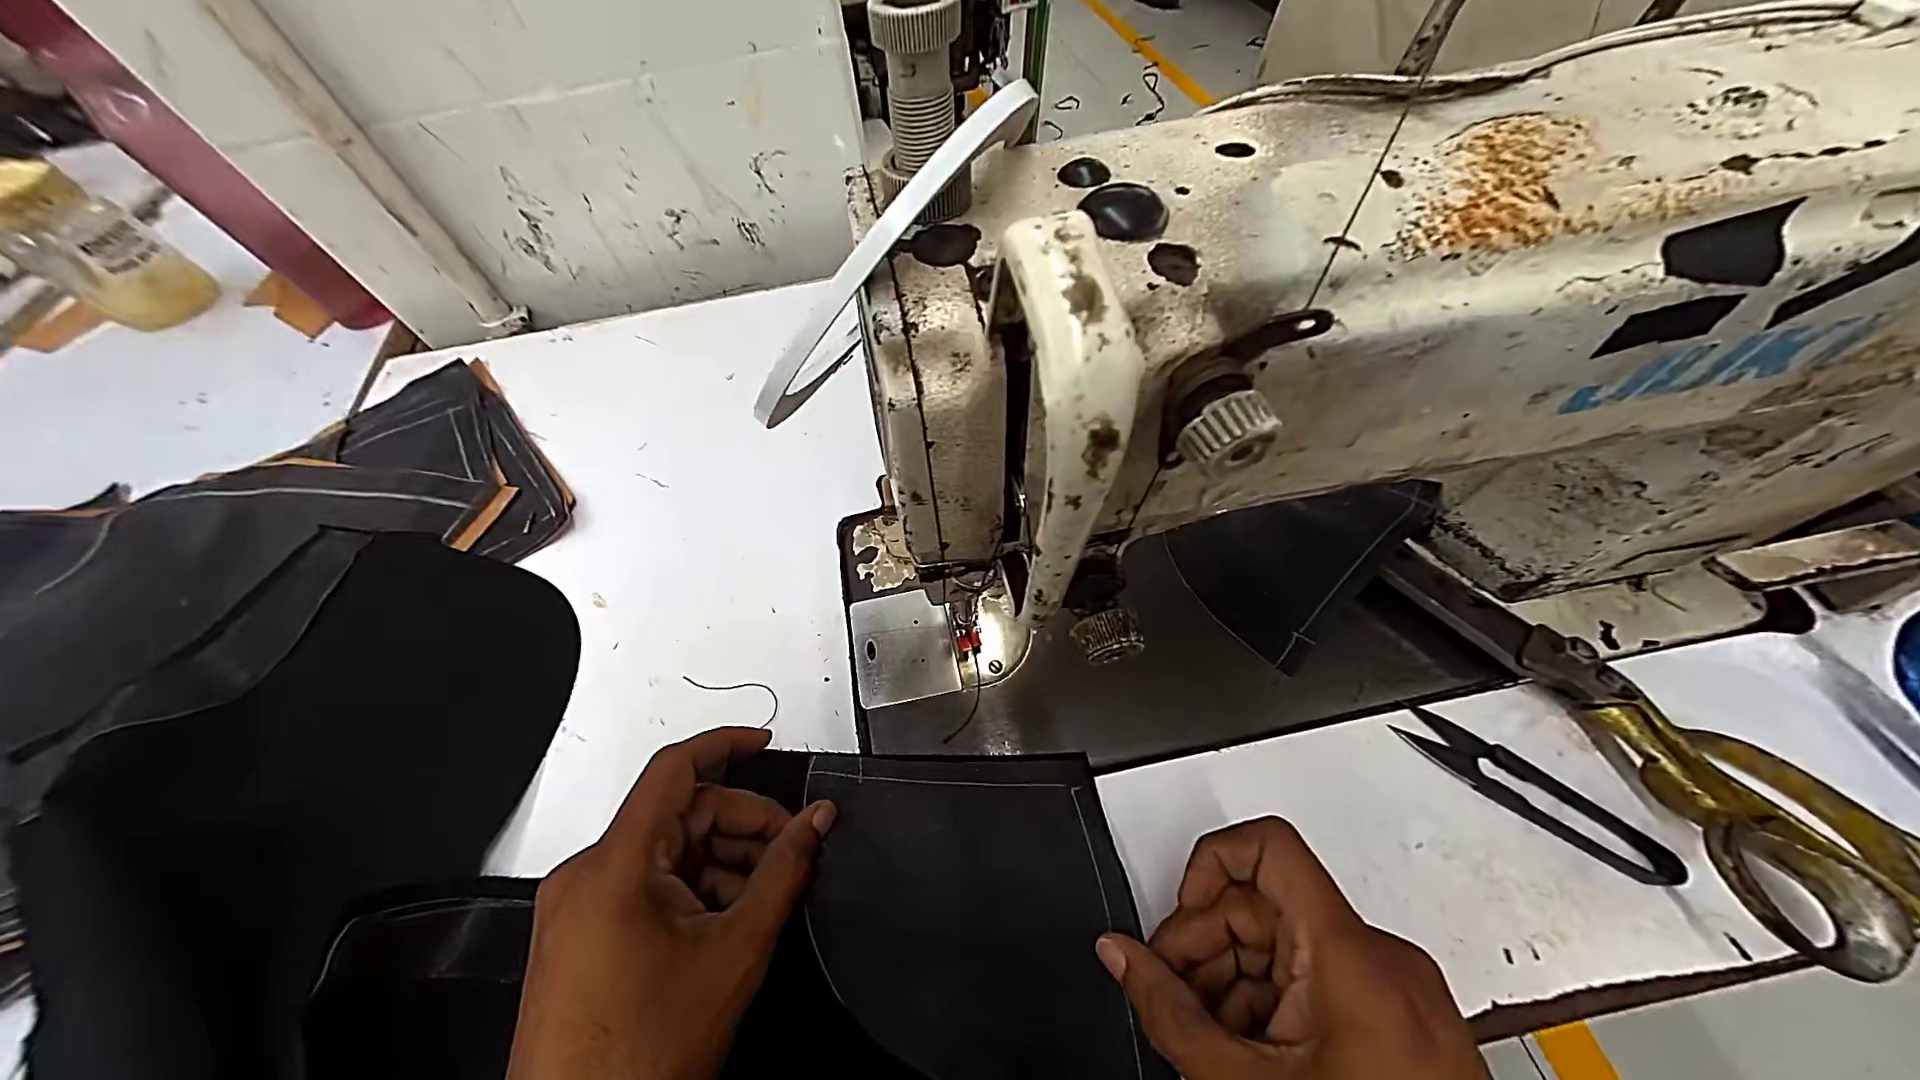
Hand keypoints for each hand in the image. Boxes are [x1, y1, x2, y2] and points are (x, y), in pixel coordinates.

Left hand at [507, 728, 835, 1079]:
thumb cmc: (635, 1062)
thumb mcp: (735, 948)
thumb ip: (786, 869)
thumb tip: (814, 822)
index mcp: (614, 868)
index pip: (675, 768)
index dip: (726, 743)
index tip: (761, 742)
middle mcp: (587, 877)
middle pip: (681, 812)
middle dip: (743, 823)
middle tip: (788, 846)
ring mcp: (580, 905)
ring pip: (669, 848)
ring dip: (723, 858)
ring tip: (761, 893)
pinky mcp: (583, 929)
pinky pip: (649, 879)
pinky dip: (695, 884)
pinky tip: (727, 916)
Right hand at [1095, 818, 1486, 1079]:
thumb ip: (1168, 1009)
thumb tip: (1120, 955)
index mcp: (1353, 959)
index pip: (1268, 846)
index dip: (1209, 863)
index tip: (1183, 909)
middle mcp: (1384, 960)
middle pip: (1264, 903)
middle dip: (1204, 943)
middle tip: (1172, 990)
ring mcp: (1399, 989)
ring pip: (1284, 942)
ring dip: (1231, 977)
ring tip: (1210, 1034)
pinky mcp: (1402, 1016)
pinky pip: (1317, 975)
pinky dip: (1270, 999)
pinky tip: (1248, 1049)